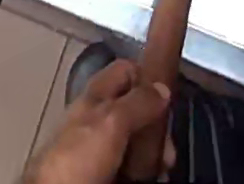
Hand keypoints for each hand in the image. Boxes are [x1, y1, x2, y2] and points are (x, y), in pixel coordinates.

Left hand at [23, 58, 175, 183]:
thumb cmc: (76, 159)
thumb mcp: (112, 120)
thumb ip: (138, 100)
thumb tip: (163, 89)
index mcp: (96, 96)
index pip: (127, 69)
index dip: (147, 77)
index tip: (167, 97)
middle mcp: (97, 119)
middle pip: (136, 110)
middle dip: (155, 125)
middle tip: (166, 149)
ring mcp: (97, 150)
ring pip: (135, 142)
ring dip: (152, 152)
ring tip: (161, 168)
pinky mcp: (99, 174)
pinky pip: (128, 167)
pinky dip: (143, 172)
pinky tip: (150, 178)